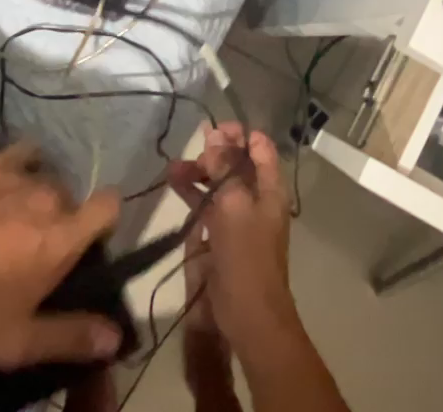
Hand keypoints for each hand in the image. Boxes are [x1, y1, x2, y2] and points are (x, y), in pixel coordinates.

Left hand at [0, 144, 123, 368]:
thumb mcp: (15, 340)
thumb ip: (71, 337)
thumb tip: (115, 337)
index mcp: (62, 236)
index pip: (110, 205)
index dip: (105, 222)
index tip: (87, 244)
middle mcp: (47, 196)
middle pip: (72, 200)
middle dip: (62, 221)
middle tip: (36, 248)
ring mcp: (15, 174)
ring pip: (45, 179)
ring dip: (37, 198)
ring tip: (11, 222)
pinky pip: (19, 155)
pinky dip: (20, 168)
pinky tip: (3, 185)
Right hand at [166, 124, 301, 360]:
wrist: (247, 315)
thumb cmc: (246, 256)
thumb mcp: (233, 206)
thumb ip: (224, 169)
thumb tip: (216, 135)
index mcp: (269, 189)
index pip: (260, 148)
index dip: (239, 134)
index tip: (213, 128)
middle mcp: (255, 198)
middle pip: (236, 163)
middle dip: (214, 152)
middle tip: (192, 152)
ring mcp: (237, 216)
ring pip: (218, 182)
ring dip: (198, 171)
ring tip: (174, 169)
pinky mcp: (220, 234)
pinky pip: (205, 204)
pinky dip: (191, 191)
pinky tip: (173, 183)